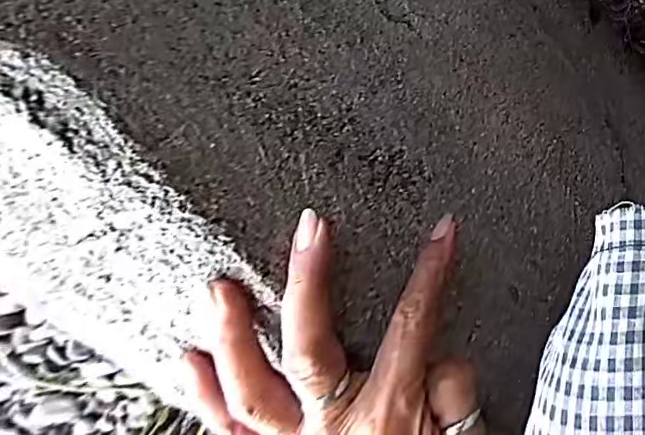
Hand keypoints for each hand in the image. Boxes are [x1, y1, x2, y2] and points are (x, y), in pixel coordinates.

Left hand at [185, 210, 479, 434]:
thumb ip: (454, 391)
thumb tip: (441, 355)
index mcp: (386, 415)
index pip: (412, 324)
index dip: (430, 272)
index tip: (442, 232)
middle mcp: (330, 431)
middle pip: (311, 349)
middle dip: (308, 283)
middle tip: (310, 230)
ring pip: (250, 396)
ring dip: (232, 340)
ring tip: (218, 290)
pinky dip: (205, 399)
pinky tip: (190, 359)